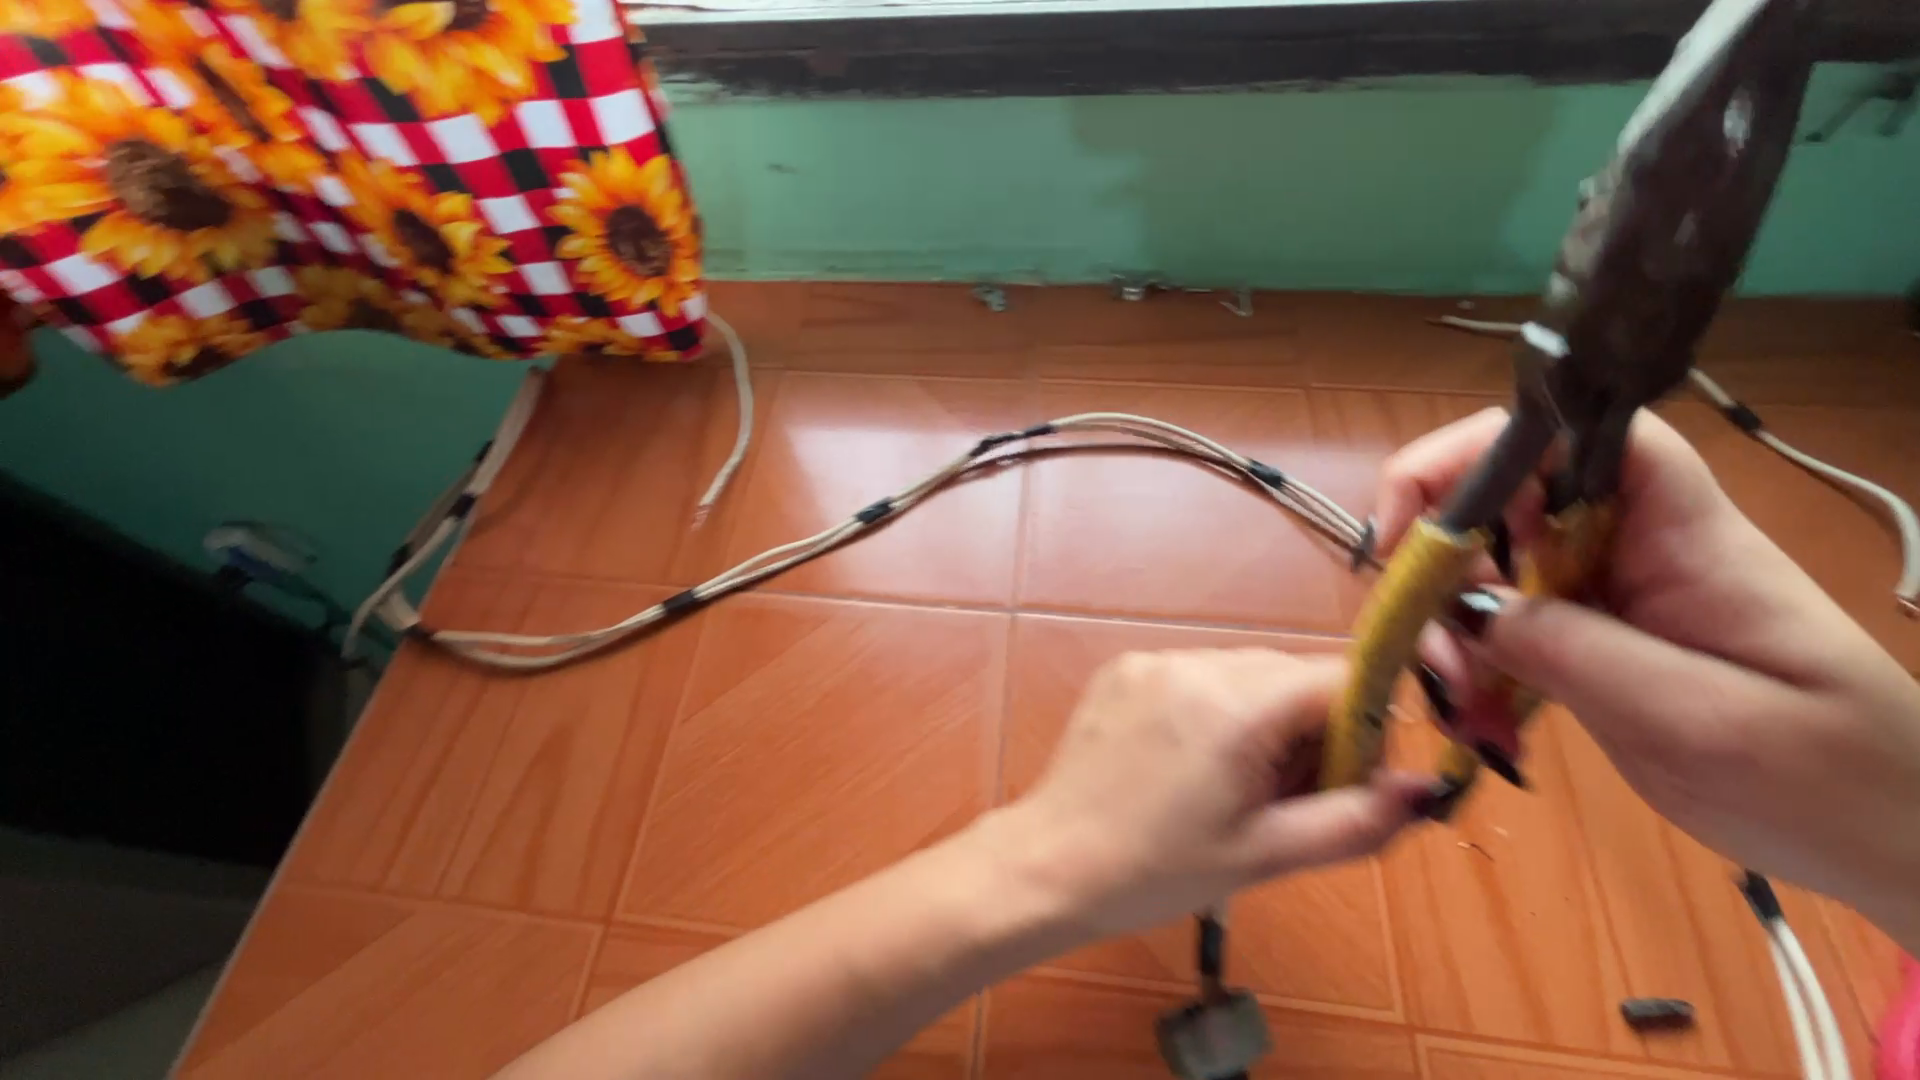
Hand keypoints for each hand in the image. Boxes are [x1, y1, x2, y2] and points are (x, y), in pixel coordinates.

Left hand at [996, 650, 1428, 937]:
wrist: (1052, 862)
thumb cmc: (1158, 870)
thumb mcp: (1267, 855)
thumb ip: (1357, 819)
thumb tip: (1422, 787)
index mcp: (1234, 706)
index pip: (1339, 678)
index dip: (1360, 729)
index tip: (1338, 780)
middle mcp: (1193, 663)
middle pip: (1290, 673)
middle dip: (1307, 727)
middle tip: (1279, 794)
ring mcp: (1152, 660)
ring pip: (1244, 672)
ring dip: (1259, 716)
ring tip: (1226, 781)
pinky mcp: (1123, 668)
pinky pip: (1196, 674)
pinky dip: (1212, 706)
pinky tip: (1185, 760)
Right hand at [1378, 407, 1919, 946]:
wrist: (1894, 842)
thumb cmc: (1830, 778)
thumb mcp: (1697, 719)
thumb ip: (1570, 651)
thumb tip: (1460, 606)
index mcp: (1675, 533)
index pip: (1565, 437)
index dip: (1468, 458)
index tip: (1407, 537)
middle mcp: (1626, 543)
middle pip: (1496, 504)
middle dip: (1436, 573)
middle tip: (1432, 660)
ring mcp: (1599, 591)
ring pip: (1481, 572)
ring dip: (1444, 634)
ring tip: (1461, 712)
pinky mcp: (1582, 637)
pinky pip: (1495, 628)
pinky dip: (1467, 669)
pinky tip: (1479, 722)